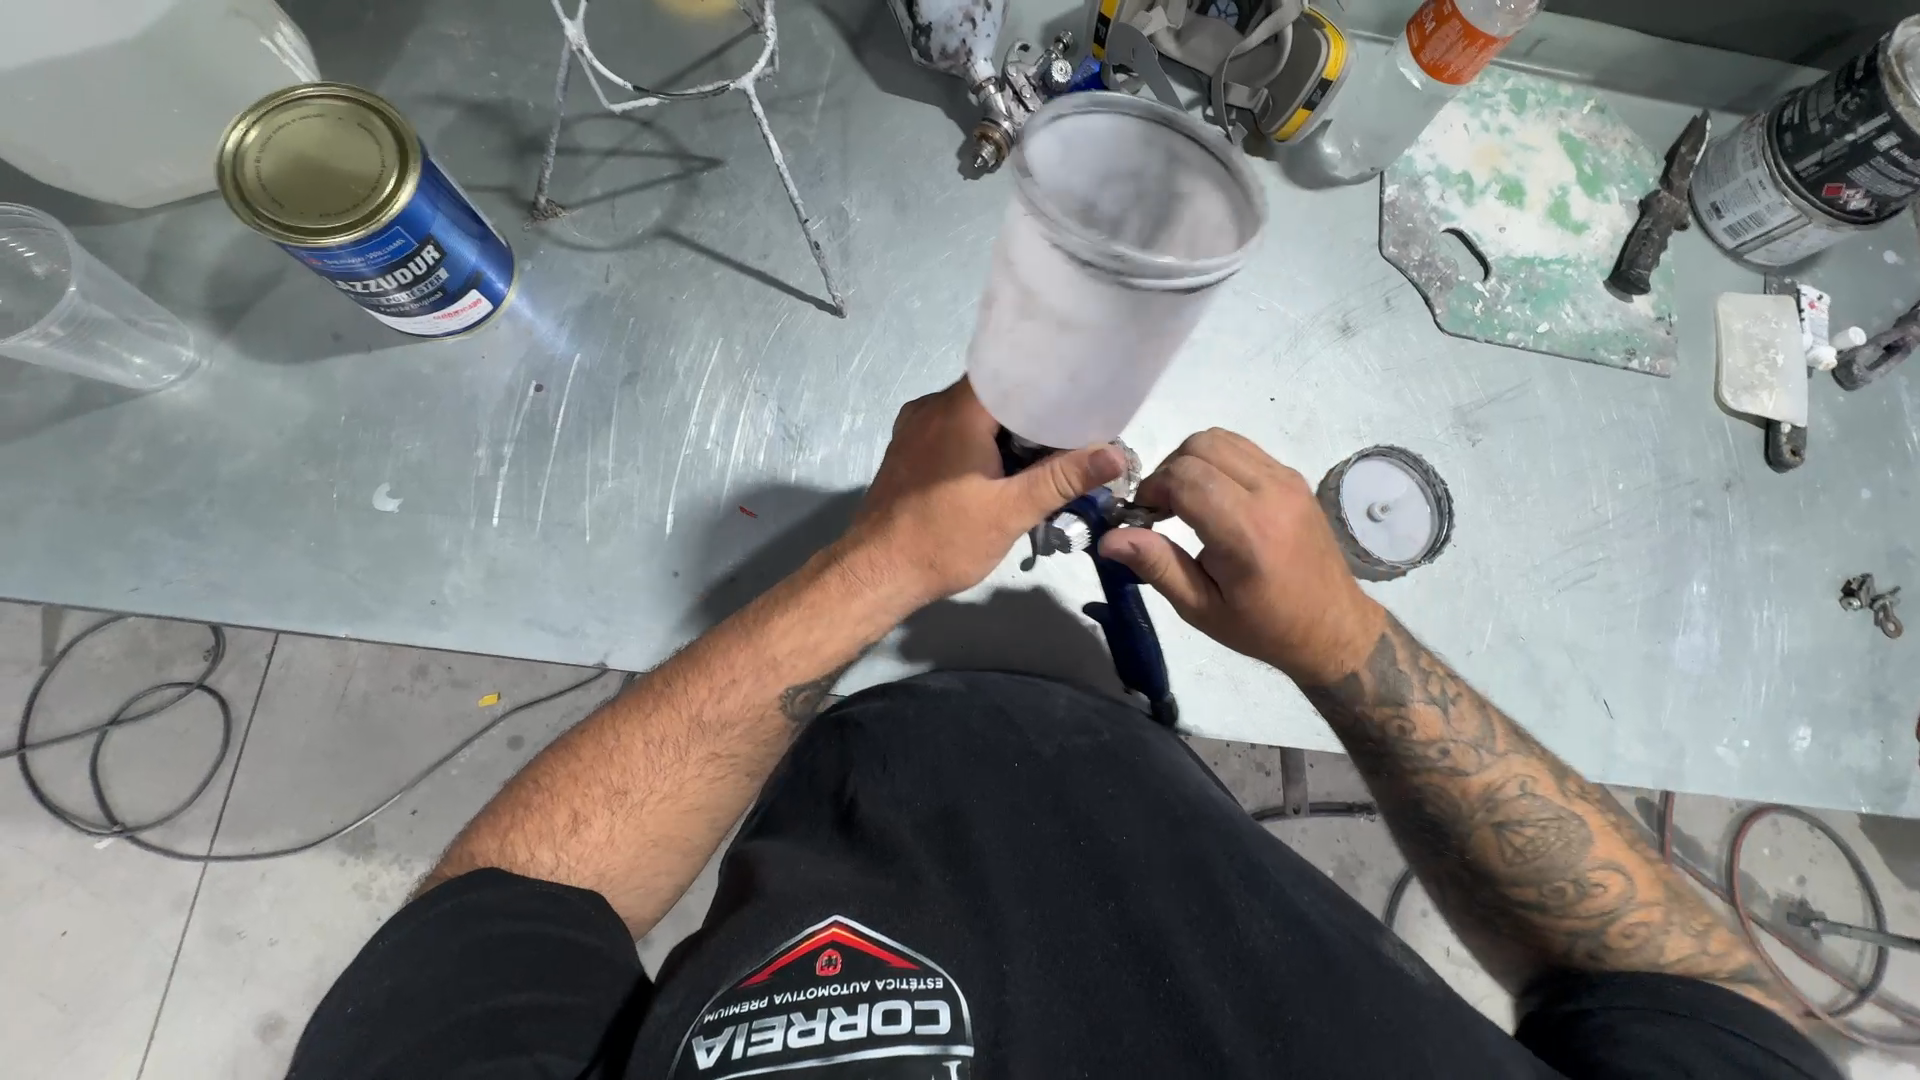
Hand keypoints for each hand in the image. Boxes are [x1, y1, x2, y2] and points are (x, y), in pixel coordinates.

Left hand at [833, 378, 1123, 612]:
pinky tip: (1006, 467)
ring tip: (1049, 451)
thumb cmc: (942, 541)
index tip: (1085, 390)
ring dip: (1010, 430)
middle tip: (1077, 429)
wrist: (876, 574)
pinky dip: (983, 442)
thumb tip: (1116, 455)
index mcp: (957, 410)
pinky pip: (955, 432)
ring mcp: (915, 428)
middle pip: (995, 392)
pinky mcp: (909, 451)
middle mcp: (932, 407)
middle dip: (1036, 411)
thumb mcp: (1011, 511)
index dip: (1050, 379)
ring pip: (974, 414)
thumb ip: (1063, 479)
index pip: (1010, 370)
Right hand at [1097, 429, 1384, 685]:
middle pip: (1198, 448)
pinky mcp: (1292, 477)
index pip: (1184, 478)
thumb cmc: (1262, 626)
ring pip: (1218, 439)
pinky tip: (1211, 497)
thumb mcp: (1200, 608)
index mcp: (1246, 532)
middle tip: (1160, 510)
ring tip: (1183, 501)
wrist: (1331, 626)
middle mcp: (1269, 494)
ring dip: (1188, 462)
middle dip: (1167, 472)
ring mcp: (1285, 480)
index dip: (1152, 490)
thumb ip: (1156, 565)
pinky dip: (1213, 462)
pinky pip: (1240, 448)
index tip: (1144, 518)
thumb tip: (1109, 538)